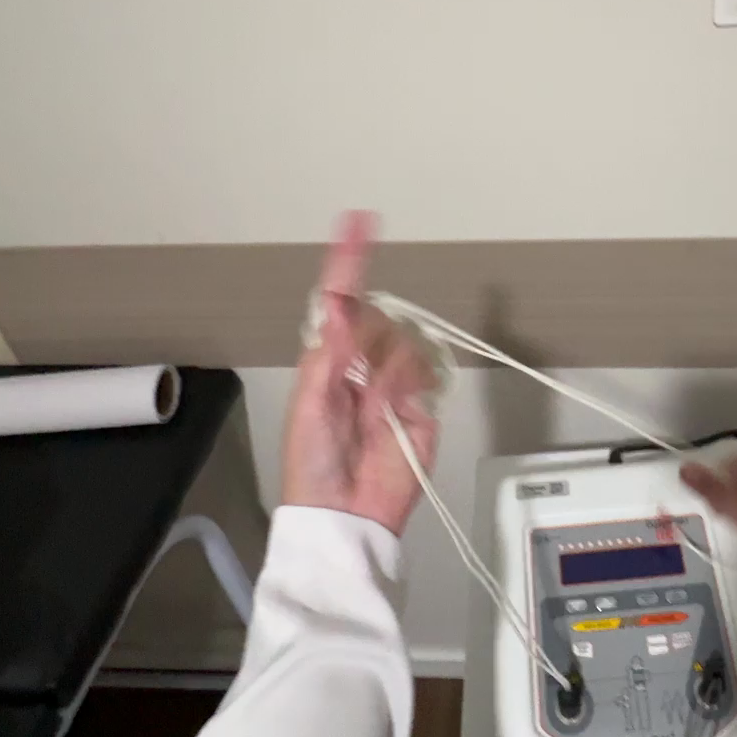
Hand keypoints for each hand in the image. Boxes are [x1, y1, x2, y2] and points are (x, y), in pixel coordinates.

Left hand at [281, 211, 439, 535]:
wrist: (348, 515)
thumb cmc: (313, 464)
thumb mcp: (310, 407)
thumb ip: (329, 354)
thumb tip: (338, 304)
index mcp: (330, 360)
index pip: (342, 303)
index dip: (348, 263)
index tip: (358, 221)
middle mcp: (363, 363)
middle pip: (379, 318)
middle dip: (370, 342)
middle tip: (357, 383)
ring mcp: (396, 382)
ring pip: (405, 342)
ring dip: (390, 371)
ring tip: (375, 411)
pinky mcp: (423, 403)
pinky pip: (426, 371)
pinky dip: (413, 386)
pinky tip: (397, 411)